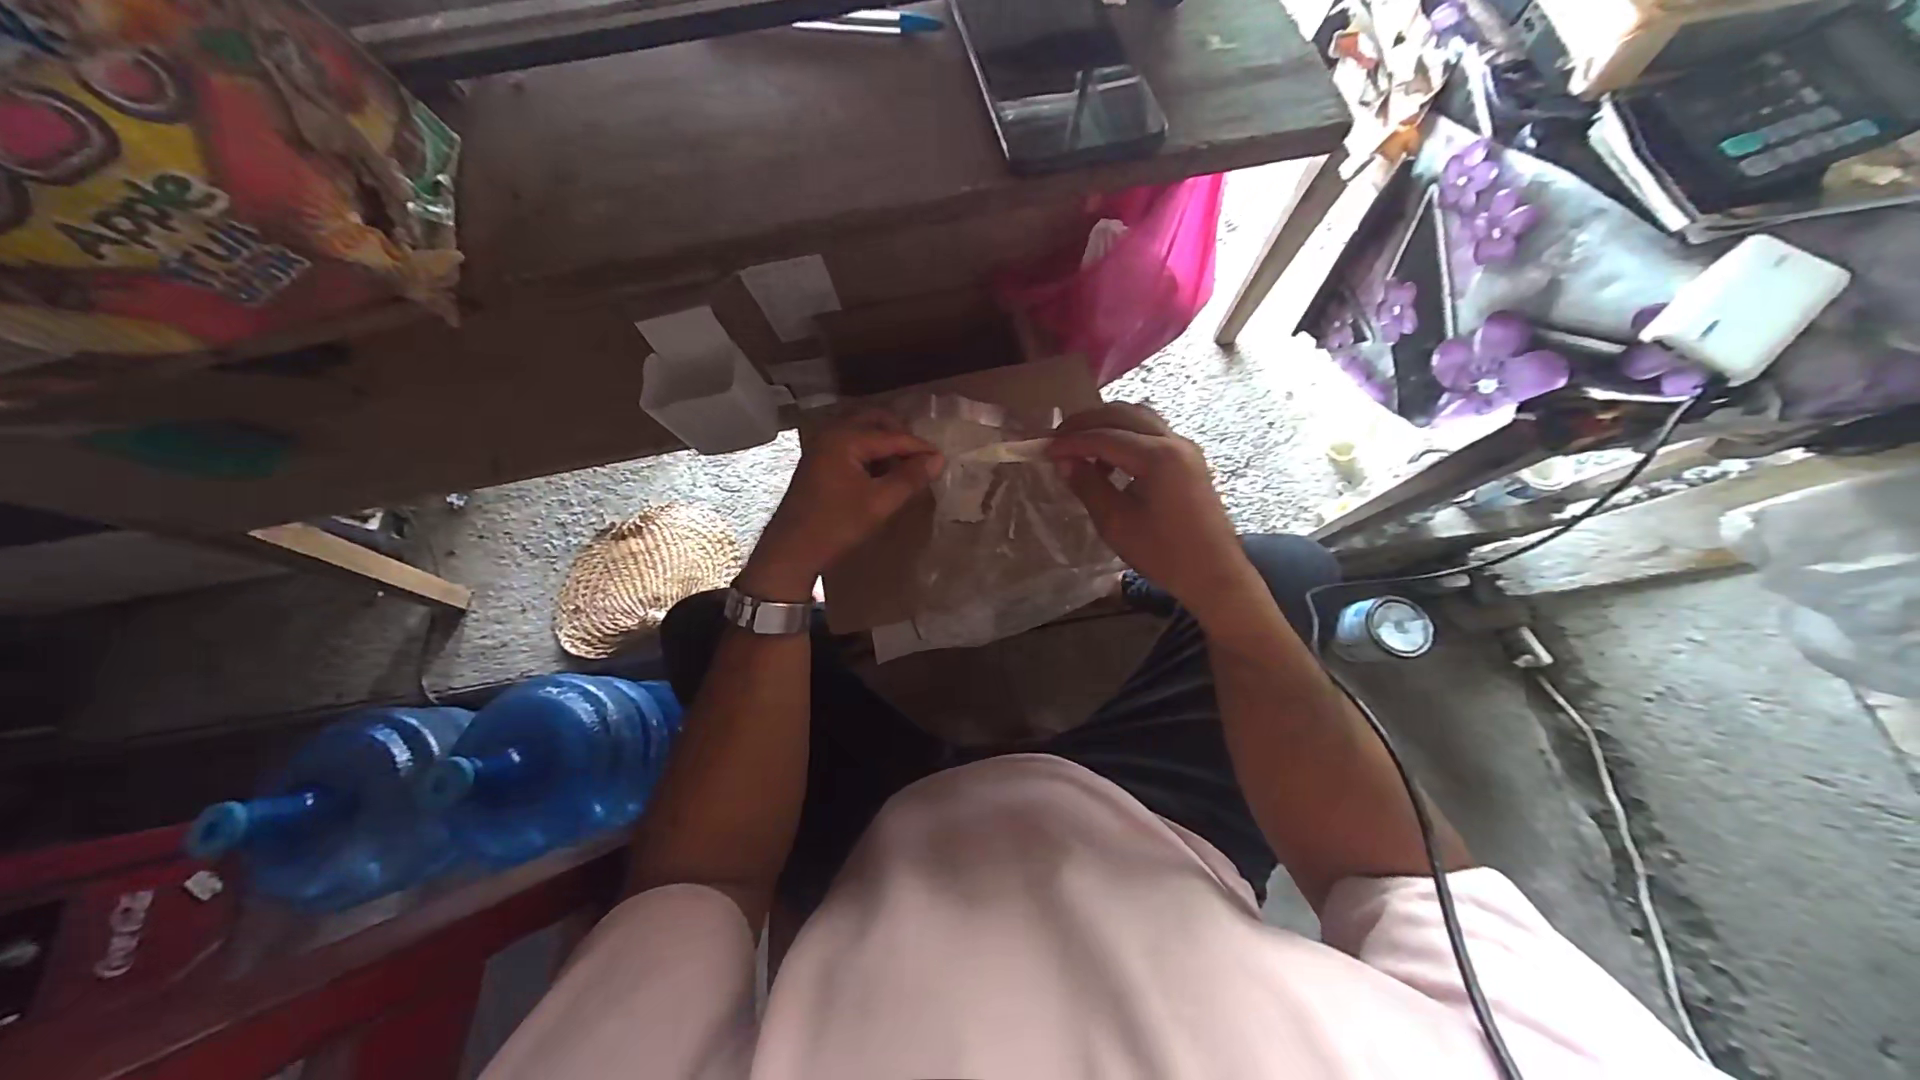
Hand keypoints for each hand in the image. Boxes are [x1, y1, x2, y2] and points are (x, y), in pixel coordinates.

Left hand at [740, 412, 942, 599]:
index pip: (892, 435)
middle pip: (874, 421)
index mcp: (845, 439)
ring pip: (861, 431)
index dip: (919, 447)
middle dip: (900, 435)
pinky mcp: (817, 461)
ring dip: (884, 442)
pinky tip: (881, 472)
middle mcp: (831, 434)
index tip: (941, 459)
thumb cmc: (836, 526)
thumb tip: (937, 459)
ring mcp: (821, 446)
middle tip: (921, 456)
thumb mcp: (879, 504)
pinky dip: (869, 451)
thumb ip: (910, 478)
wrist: (791, 551)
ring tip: (905, 465)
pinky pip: (849, 444)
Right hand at [1046, 404, 1260, 621]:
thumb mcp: (1116, 523)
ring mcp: (1185, 449)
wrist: (1213, 574)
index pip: (1105, 436)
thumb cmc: (1164, 553)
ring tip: (1080, 445)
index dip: (1071, 441)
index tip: (1045, 449)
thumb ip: (1088, 486)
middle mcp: (1174, 442)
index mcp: (1158, 457)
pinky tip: (1109, 461)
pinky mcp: (1188, 460)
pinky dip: (1125, 436)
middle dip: (1087, 422)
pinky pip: (1151, 433)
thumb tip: (1064, 462)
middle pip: (1123, 415)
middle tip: (1058, 438)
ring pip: (1139, 418)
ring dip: (1107, 425)